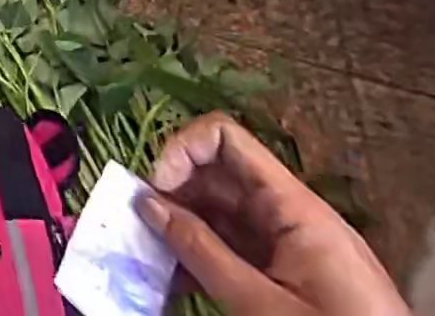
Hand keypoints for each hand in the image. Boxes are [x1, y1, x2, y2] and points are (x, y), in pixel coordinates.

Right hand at [141, 114, 407, 315]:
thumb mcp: (261, 306)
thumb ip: (201, 251)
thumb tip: (146, 203)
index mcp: (294, 206)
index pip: (225, 137)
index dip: (182, 149)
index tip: (156, 189)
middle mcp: (290, 213)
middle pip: (217, 174)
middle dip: (172, 192)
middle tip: (140, 225)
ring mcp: (290, 245)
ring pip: (219, 212)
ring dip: (181, 227)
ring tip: (151, 258)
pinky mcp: (289, 275)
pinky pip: (234, 246)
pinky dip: (202, 254)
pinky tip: (176, 279)